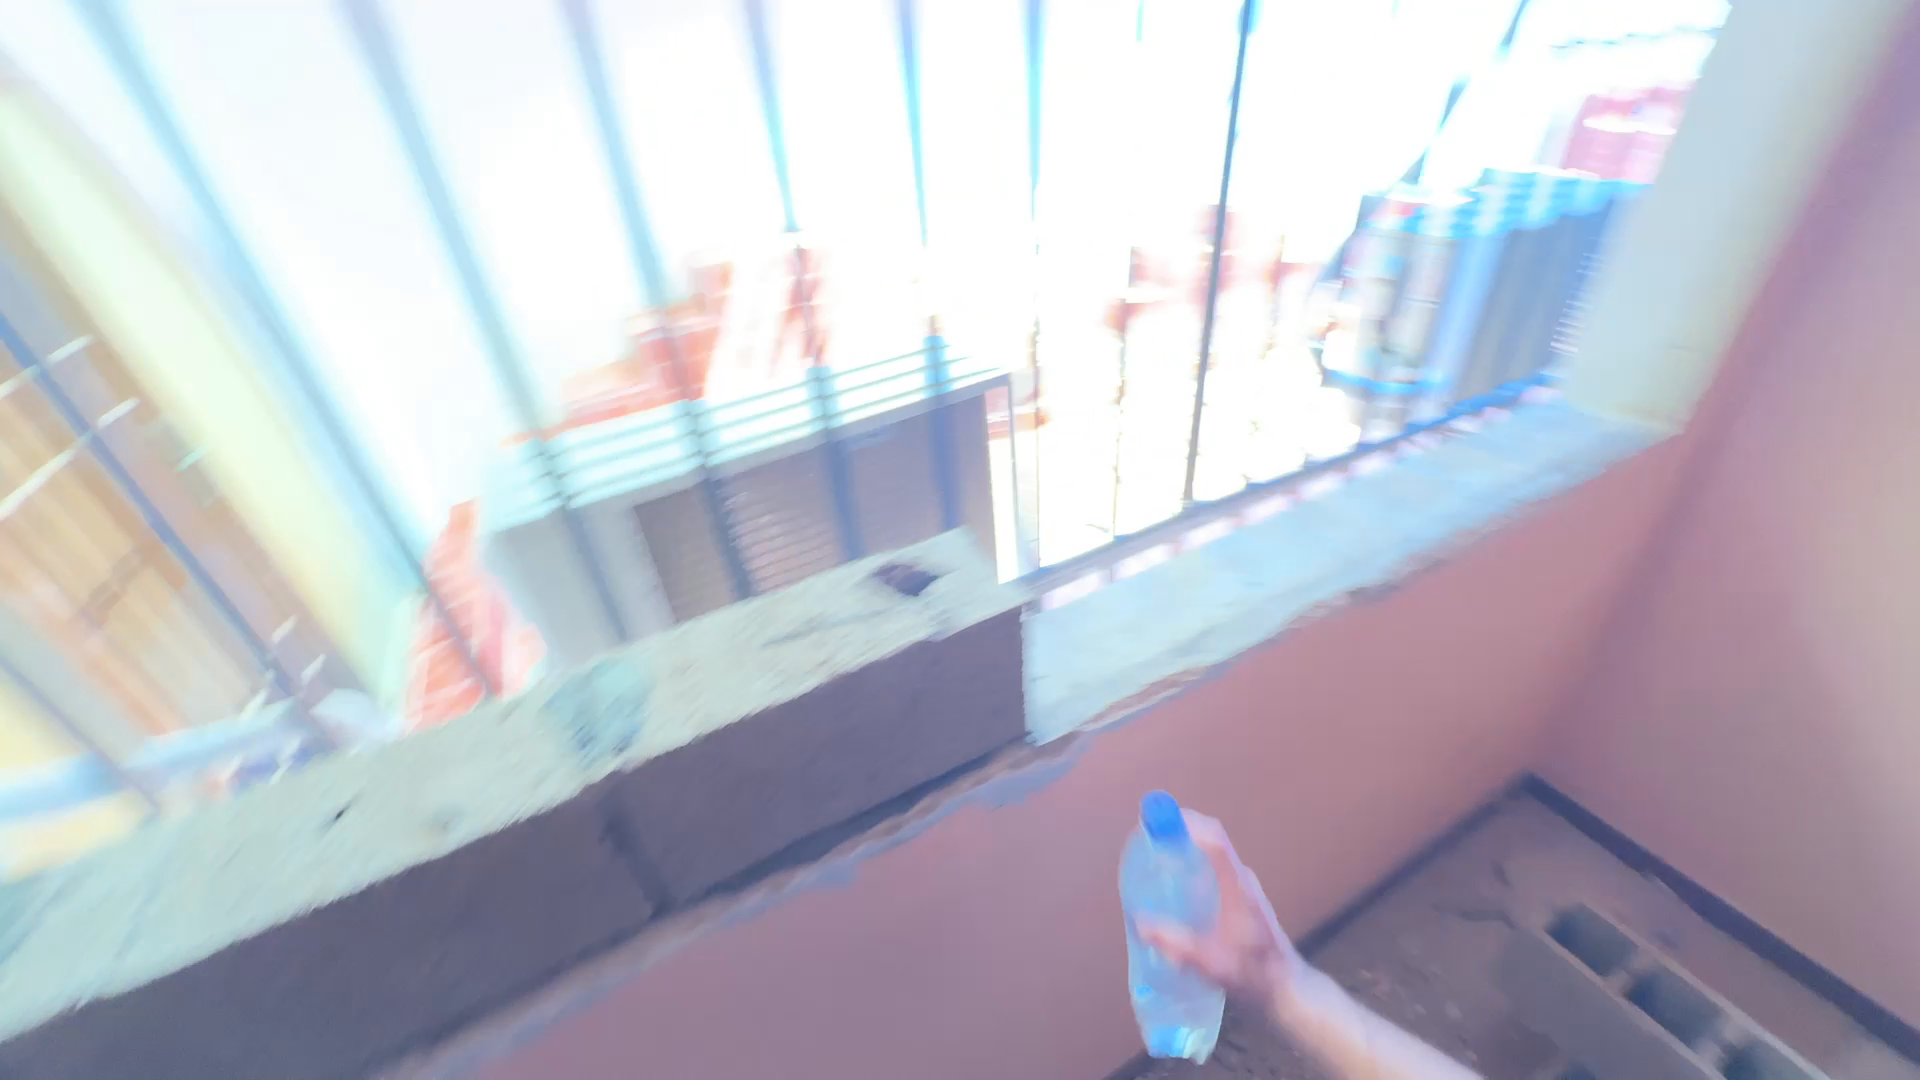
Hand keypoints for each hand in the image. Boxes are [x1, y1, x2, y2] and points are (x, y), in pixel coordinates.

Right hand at [1134, 810, 1302, 1009]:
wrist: (1290, 990)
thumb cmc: (1254, 975)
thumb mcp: (1213, 964)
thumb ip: (1178, 946)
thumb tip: (1141, 924)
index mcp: (1238, 887)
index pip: (1215, 840)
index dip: (1187, 824)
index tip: (1158, 823)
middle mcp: (1242, 878)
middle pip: (1212, 837)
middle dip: (1181, 828)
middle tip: (1150, 837)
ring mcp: (1245, 884)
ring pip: (1215, 849)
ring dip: (1188, 841)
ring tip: (1158, 852)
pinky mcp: (1243, 894)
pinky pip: (1216, 862)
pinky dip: (1195, 857)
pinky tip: (1178, 879)